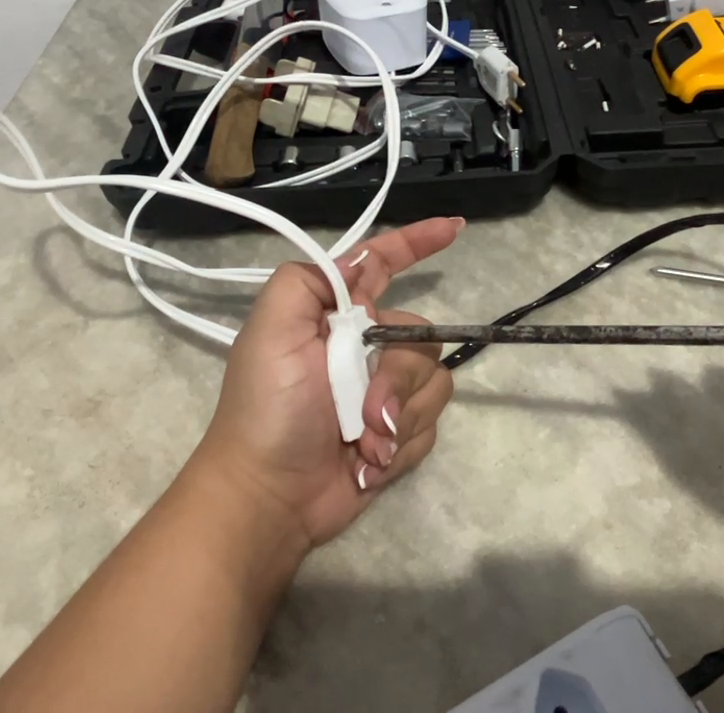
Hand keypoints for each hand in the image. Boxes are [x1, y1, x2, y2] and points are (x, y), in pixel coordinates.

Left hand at [194, 217, 459, 548]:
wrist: (270, 496)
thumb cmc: (268, 409)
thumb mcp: (272, 330)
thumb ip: (310, 281)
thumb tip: (359, 260)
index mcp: (337, 314)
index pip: (383, 264)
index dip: (418, 242)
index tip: (456, 227)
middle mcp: (367, 346)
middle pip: (422, 335)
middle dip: (398, 376)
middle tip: (366, 412)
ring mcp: (385, 391)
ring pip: (433, 382)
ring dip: (398, 416)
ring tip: (364, 442)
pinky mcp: (398, 431)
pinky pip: (431, 422)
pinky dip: (402, 444)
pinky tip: (369, 461)